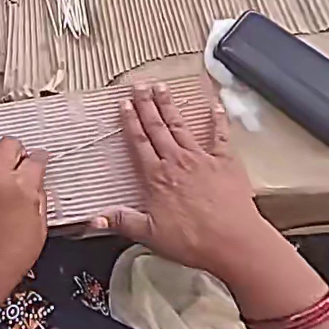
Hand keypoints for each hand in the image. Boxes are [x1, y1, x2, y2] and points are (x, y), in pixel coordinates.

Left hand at [0, 137, 48, 299]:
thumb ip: (40, 196)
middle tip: (20, 165)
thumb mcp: (41, 226)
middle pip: (10, 143)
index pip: (36, 158)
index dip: (40, 160)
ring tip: (1, 171)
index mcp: (22, 186)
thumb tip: (37, 181)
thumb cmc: (10, 256)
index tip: (39, 163)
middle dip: (18, 153)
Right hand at [91, 84, 281, 283]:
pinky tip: (215, 106)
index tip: (125, 104)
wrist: (233, 242)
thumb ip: (123, 221)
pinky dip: (217, 120)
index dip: (131, 121)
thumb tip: (95, 219)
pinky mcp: (224, 162)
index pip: (139, 142)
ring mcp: (201, 159)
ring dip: (170, 106)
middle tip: (139, 85)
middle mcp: (176, 161)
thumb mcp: (151, 235)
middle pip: (157, 127)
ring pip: (180, 126)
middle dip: (146, 104)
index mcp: (157, 177)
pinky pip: (220, 136)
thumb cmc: (193, 241)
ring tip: (162, 87)